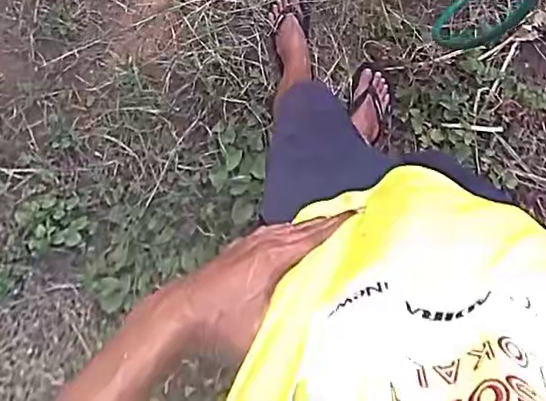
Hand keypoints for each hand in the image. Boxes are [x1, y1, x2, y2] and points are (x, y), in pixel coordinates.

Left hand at [159, 212, 352, 359]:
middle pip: (308, 226)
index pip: (317, 235)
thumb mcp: (261, 327)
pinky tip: (300, 237)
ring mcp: (254, 240)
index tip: (364, 217)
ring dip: (316, 225)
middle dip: (334, 221)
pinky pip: (280, 231)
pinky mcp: (245, 246)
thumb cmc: (219, 321)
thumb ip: (292, 318)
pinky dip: (297, 231)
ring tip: (337, 225)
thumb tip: (321, 318)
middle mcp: (267, 240)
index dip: (341, 226)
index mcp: (276, 254)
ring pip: (294, 227)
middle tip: (358, 218)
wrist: (181, 310)